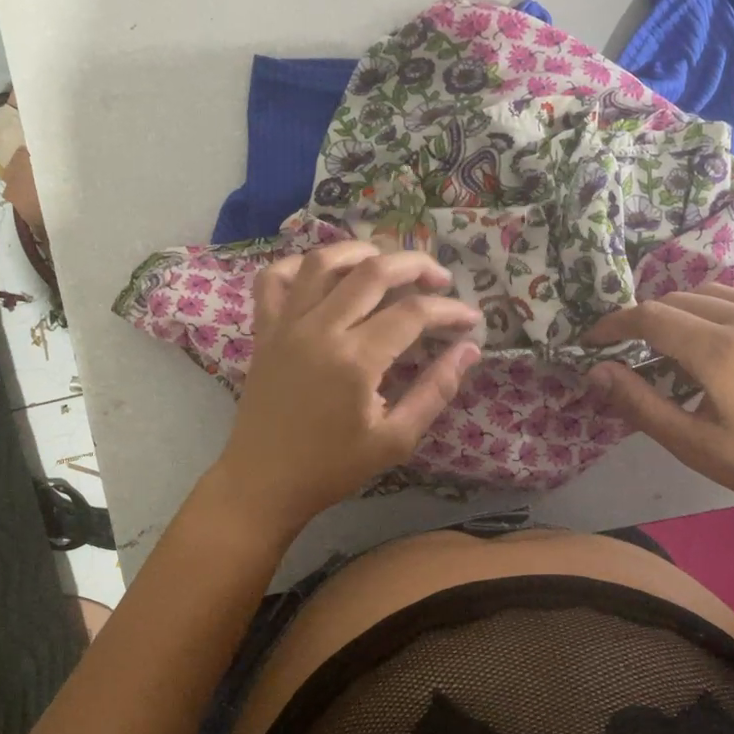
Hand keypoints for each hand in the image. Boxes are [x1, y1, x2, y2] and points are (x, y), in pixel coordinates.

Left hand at [211, 241, 480, 526]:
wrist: (263, 482)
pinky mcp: (264, 332)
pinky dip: (298, 265)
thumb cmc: (331, 468)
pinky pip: (274, 279)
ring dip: (361, 251)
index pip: (413, 313)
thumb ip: (434, 391)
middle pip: (373, 271)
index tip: (470, 320)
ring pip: (323, 262)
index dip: (448, 311)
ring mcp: (286, 326)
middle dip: (415, 265)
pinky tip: (323, 272)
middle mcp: (320, 329)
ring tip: (387, 262)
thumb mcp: (394, 440)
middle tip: (440, 280)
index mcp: (356, 360)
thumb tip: (469, 350)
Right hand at [587, 284, 733, 542]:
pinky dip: (721, 313)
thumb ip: (639, 403)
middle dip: (645, 318)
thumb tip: (596, 372)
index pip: (650, 317)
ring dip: (683, 310)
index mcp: (720, 351)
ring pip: (718, 294)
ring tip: (671, 342)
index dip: (613, 324)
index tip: (592, 341)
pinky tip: (724, 347)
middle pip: (680, 299)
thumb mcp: (693, 444)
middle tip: (628, 349)